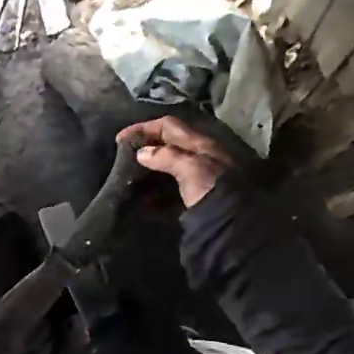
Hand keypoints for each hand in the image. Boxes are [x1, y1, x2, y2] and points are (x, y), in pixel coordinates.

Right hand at [116, 116, 233, 207]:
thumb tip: (142, 153)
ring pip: (169, 173)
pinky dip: (156, 198)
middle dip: (146, 151)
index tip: (121, 138)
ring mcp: (200, 183)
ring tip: (129, 183)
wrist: (233, 227)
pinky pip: (172, 196)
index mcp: (203, 145)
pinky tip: (144, 206)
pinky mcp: (196, 204)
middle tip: (123, 159)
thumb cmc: (211, 190)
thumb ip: (166, 157)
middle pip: (169, 148)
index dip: (145, 128)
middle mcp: (202, 160)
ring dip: (150, 176)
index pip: (170, 126)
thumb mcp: (190, 168)